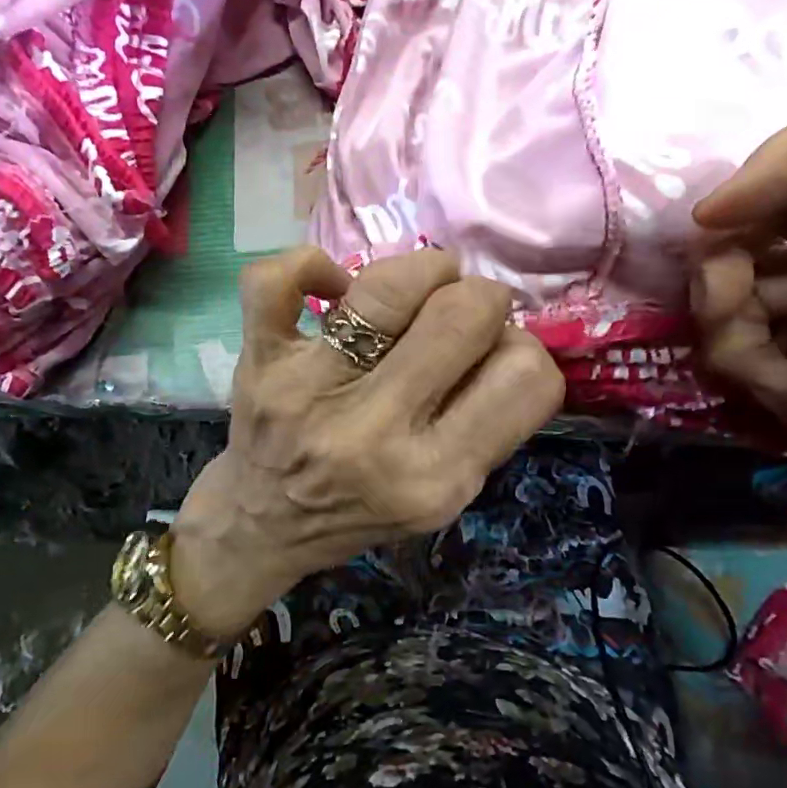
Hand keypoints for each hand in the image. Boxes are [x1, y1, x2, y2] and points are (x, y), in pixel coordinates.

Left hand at [167, 246, 563, 638]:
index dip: (524, 350)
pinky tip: (333, 286)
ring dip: (421, 271)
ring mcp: (307, 391)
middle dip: (479, 299)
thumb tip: (506, 331)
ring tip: (415, 290)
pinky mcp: (259, 363)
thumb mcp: (443, 496)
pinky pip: (275, 281)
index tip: (495, 354)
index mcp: (434, 477)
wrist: (264, 523)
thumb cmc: (359, 509)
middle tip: (458, 314)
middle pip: (463, 314)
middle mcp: (372, 433)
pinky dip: (309, 264)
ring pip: (387, 286)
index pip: (527, 376)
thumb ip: (487, 422)